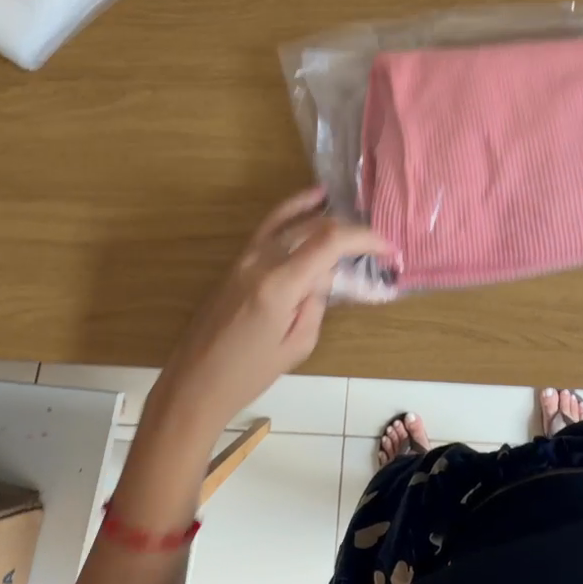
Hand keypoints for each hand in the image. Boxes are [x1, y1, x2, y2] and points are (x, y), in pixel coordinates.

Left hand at [143, 188, 387, 438]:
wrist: (194, 383)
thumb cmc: (248, 375)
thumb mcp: (297, 345)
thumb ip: (316, 302)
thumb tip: (322, 276)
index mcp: (280, 284)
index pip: (330, 242)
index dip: (365, 238)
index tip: (388, 249)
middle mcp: (262, 260)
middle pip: (314, 226)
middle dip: (350, 231)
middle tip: (376, 246)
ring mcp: (245, 256)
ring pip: (291, 219)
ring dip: (323, 213)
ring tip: (351, 210)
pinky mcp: (237, 261)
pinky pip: (271, 225)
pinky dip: (294, 210)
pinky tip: (311, 201)